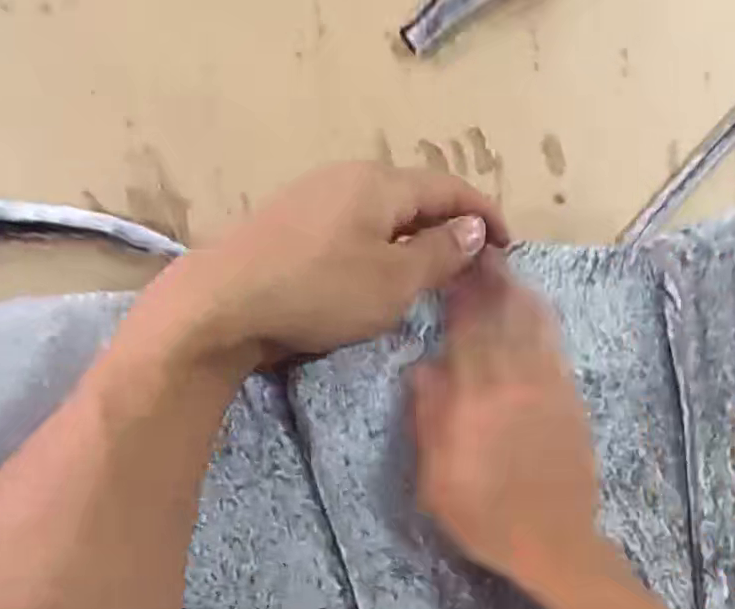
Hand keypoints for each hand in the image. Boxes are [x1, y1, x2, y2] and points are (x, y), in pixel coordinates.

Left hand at [144, 162, 511, 363]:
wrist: (226, 305)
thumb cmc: (322, 292)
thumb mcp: (395, 279)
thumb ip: (440, 252)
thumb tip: (473, 229)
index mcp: (380, 184)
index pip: (449, 188)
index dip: (485, 214)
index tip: (508, 245)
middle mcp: (350, 179)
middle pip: (419, 195)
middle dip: (454, 226)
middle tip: (477, 264)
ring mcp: (320, 197)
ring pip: (390, 212)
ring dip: (423, 237)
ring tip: (441, 272)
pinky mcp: (299, 223)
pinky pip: (363, 225)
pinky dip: (392, 245)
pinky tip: (391, 273)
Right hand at [410, 252, 606, 586]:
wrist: (554, 541)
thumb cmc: (486, 519)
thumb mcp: (435, 481)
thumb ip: (429, 419)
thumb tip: (423, 367)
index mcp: (475, 400)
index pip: (464, 329)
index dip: (458, 292)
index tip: (450, 265)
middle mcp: (515, 383)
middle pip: (501, 317)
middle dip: (489, 280)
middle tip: (479, 253)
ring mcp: (550, 390)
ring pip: (534, 326)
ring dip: (518, 293)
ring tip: (506, 271)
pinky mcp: (572, 402)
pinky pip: (556, 350)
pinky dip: (543, 323)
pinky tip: (535, 313)